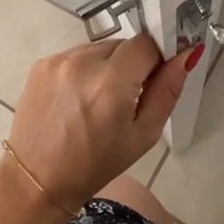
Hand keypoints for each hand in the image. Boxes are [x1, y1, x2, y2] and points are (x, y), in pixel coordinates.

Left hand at [5, 34, 201, 209]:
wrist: (38, 179)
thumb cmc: (96, 165)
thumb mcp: (142, 135)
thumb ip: (167, 91)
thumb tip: (185, 55)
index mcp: (112, 81)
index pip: (146, 43)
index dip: (154, 60)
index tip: (151, 82)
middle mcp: (82, 61)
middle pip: (121, 45)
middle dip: (129, 66)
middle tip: (124, 100)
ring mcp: (58, 60)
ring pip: (98, 49)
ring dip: (105, 67)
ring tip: (97, 103)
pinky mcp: (41, 63)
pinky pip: (74, 56)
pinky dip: (82, 71)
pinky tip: (76, 100)